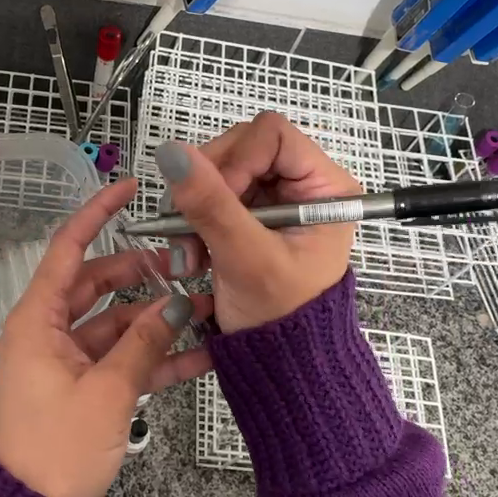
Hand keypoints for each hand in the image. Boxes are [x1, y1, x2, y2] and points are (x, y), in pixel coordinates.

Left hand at [0, 180, 210, 496]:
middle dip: (140, 274)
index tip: (128, 189)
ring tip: (204, 307)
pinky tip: (200, 355)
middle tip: (185, 264)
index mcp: (37, 322)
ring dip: (155, 319)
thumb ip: (144, 344)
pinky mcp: (83, 392)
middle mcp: (48, 334)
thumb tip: (177, 305)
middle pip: (97, 286)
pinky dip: (153, 359)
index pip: (67, 251)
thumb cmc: (56, 449)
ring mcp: (67, 363)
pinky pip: (120, 362)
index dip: (97, 215)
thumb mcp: (106, 393)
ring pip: (115, 325)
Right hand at [156, 112, 361, 331]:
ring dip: (193, 210)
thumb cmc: (280, 316)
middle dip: (207, 189)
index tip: (217, 201)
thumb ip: (212, 205)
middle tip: (188, 230)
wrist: (278, 361)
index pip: (272, 135)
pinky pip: (210, 197)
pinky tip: (192, 254)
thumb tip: (172, 151)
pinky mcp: (249, 214)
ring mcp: (274, 199)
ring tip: (188, 254)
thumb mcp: (246, 258)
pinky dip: (193, 222)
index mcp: (325, 187)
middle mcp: (301, 184)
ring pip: (218, 173)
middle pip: (240, 149)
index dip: (236, 159)